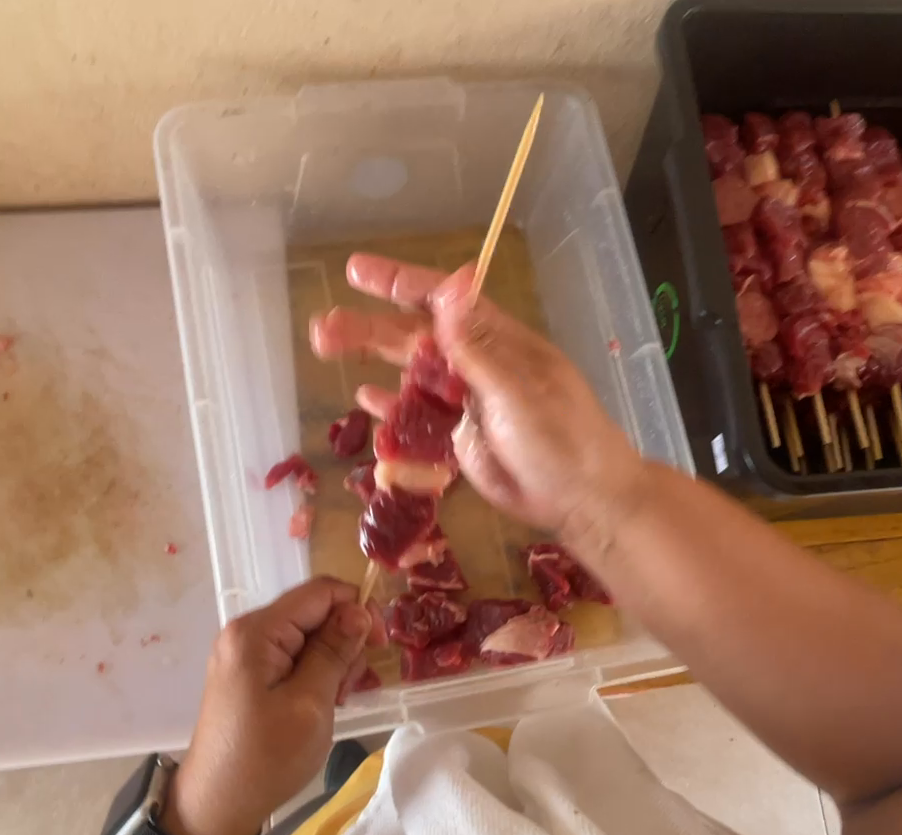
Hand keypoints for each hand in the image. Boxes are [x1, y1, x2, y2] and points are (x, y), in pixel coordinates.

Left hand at [166, 578, 374, 834]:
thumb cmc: (266, 758)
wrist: (217, 807)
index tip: (380, 645)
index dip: (357, 608)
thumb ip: (334, 652)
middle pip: (315, 612)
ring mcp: (246, 653)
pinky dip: (317, 672)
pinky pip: (294, 656)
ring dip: (334, 660)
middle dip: (345, 640)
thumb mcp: (311, 704)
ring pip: (309, 635)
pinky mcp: (250, 674)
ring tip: (338, 700)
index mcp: (257, 632)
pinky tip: (326, 701)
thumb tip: (359, 610)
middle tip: (353, 685)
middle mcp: (247, 632)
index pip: (320, 592)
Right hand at [308, 254, 651, 542]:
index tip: (356, 271)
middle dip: (367, 328)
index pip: (440, 302)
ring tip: (325, 350)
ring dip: (370, 364)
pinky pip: (417, 419)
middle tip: (322, 328)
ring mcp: (464, 402)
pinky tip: (364, 400)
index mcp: (494, 341)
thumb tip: (451, 284)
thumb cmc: (561, 437)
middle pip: (412, 337)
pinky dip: (392, 410)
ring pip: (409, 376)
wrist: (580, 497)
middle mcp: (475, 365)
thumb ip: (477, 345)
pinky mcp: (458, 438)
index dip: (398, 283)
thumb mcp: (518, 390)